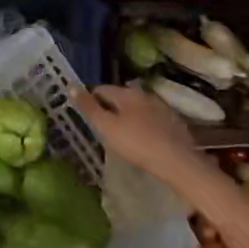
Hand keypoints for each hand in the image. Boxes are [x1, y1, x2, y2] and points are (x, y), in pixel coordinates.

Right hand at [70, 84, 206, 186]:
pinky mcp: (173, 121)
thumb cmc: (137, 143)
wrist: (177, 161)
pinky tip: (140, 139)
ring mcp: (161, 107)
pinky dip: (141, 124)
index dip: (90, 99)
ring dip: (126, 115)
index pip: (101, 89)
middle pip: (120, 96)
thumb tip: (70, 86)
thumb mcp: (106, 127)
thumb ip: (88, 107)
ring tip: (119, 133)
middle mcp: (144, 94)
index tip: (85, 115)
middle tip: (100, 125)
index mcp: (126, 93)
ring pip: (136, 106)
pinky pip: (149, 118)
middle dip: (109, 106)